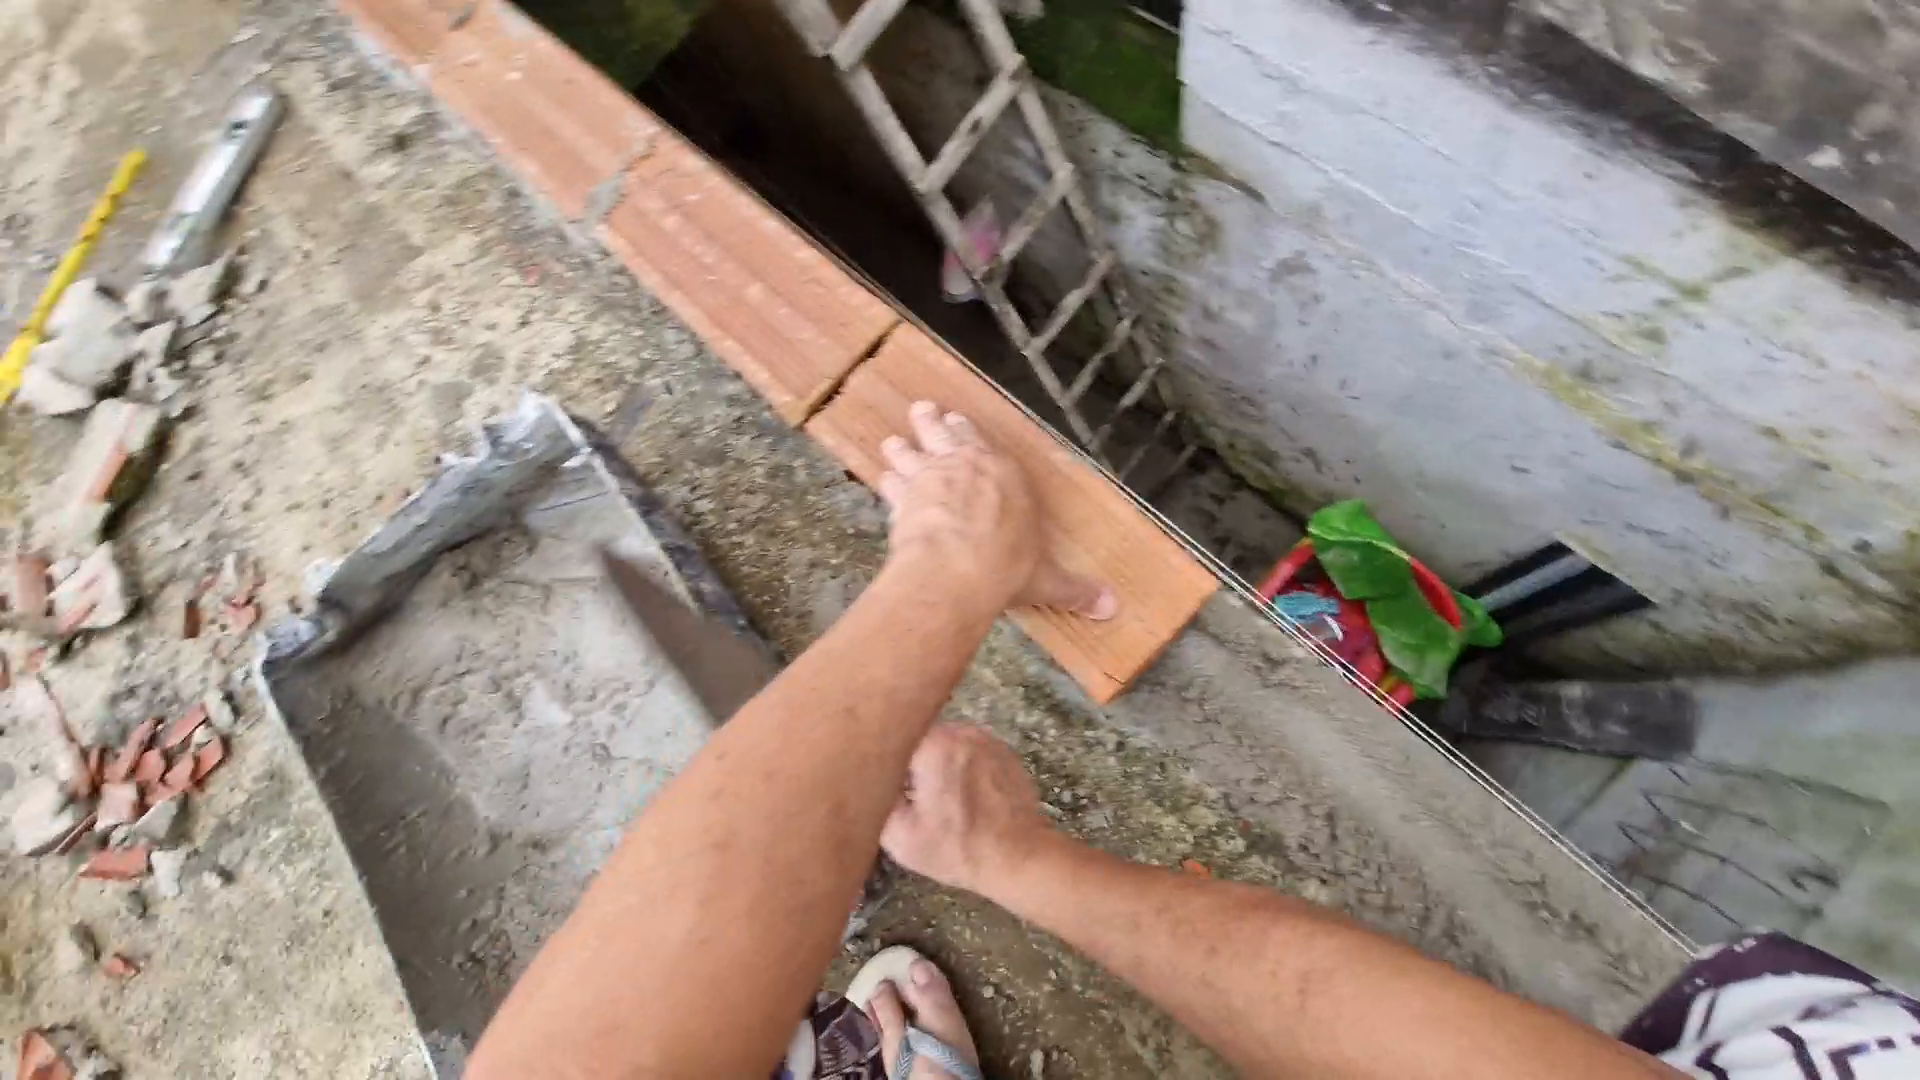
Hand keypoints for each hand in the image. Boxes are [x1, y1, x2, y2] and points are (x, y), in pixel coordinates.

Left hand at [879, 400, 1116, 618]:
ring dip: (904, 447)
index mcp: (1006, 476)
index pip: (987, 448)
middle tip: (925, 410)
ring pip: (914, 453)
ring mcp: (931, 478)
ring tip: (893, 440)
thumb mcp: (1046, 581)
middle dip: (935, 424)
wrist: (955, 569)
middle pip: (946, 436)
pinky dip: (889, 481)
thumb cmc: (1006, 568)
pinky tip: (882, 477)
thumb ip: (1074, 590)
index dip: (971, 436)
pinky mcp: (904, 498)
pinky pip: (894, 484)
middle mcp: (967, 467)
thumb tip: (1110, 607)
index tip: (961, 423)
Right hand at [880, 724, 1057, 896]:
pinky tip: (964, 793)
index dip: (885, 759)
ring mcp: (986, 738)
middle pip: (920, 735)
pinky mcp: (1003, 750)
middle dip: (912, 759)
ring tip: (938, 795)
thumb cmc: (957, 848)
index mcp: (933, 744)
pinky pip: (970, 749)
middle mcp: (961, 731)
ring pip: (946, 741)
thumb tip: (872, 778)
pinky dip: (962, 764)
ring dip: (938, 761)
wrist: (1019, 857)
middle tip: (910, 792)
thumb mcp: (900, 836)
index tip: (885, 780)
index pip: (894, 737)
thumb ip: (879, 797)